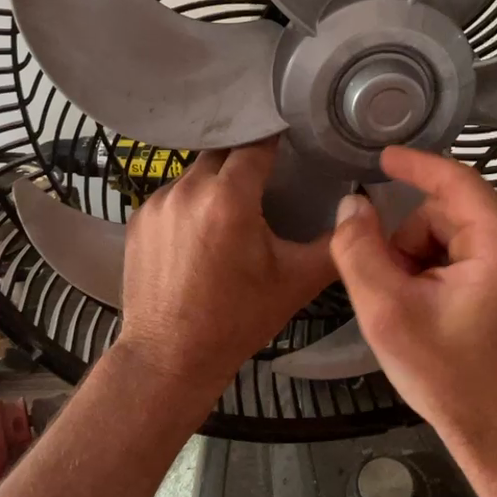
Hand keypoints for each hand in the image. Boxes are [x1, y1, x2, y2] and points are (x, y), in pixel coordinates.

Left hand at [115, 139, 337, 403]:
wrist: (170, 359)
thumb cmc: (238, 320)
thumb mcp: (297, 281)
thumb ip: (333, 243)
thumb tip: (359, 214)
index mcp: (229, 198)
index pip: (256, 144)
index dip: (276, 137)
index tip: (292, 138)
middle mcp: (188, 189)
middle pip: (223, 150)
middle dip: (245, 156)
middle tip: (269, 172)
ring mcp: (157, 202)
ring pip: (196, 171)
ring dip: (216, 180)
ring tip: (234, 206)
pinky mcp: (138, 218)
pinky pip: (172, 193)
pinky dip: (191, 201)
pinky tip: (201, 230)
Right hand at [329, 146, 496, 456]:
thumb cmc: (449, 378)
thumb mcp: (388, 314)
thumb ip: (359, 250)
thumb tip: (353, 204)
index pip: (456, 181)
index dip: (414, 165)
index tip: (380, 157)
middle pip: (450, 211)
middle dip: (411, 239)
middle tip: (392, 286)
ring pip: (457, 230)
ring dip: (424, 255)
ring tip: (414, 303)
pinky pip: (472, 249)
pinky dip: (442, 267)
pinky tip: (433, 305)